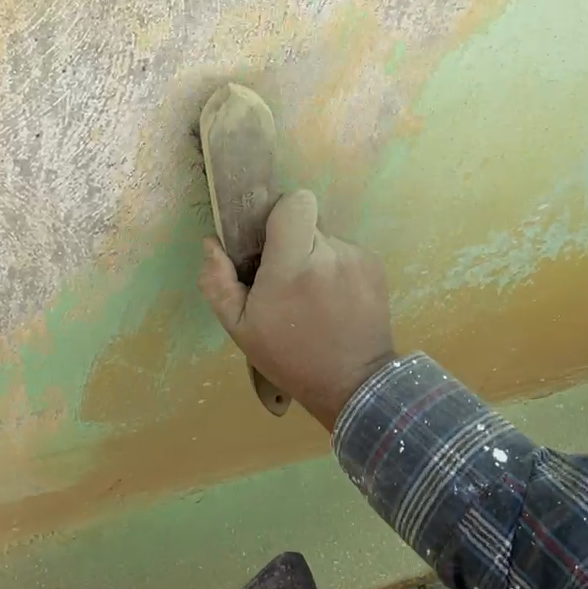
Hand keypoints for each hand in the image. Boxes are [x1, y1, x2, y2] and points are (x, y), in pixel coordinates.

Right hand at [198, 189, 395, 429]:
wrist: (353, 385)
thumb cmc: (289, 357)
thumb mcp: (239, 327)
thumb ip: (217, 282)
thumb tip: (212, 242)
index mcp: (293, 265)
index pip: (295, 203)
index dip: (280, 214)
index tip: (271, 241)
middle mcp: (330, 253)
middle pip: (306, 220)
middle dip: (292, 241)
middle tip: (286, 277)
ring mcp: (357, 258)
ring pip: (325, 235)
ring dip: (314, 255)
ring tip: (312, 295)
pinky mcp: (375, 266)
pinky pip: (344, 250)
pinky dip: (335, 267)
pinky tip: (333, 300)